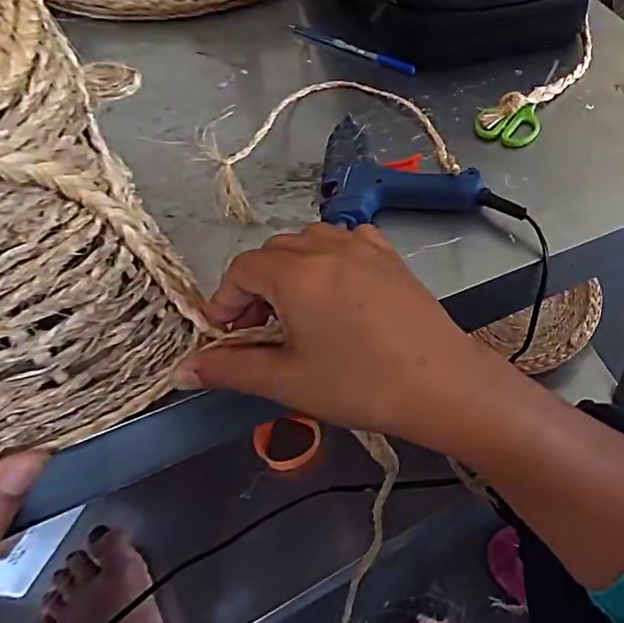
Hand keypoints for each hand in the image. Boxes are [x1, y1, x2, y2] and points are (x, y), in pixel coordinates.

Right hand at [175, 225, 507, 443]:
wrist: (439, 380)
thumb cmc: (360, 383)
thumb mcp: (288, 380)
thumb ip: (232, 368)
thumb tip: (185, 369)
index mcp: (299, 273)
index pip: (243, 268)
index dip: (225, 300)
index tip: (227, 334)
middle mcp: (333, 249)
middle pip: (276, 250)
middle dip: (257, 283)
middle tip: (259, 327)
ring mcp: (369, 249)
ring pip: (314, 239)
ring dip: (294, 266)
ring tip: (297, 310)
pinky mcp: (394, 258)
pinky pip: (352, 239)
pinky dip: (333, 255)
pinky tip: (338, 289)